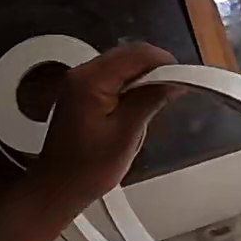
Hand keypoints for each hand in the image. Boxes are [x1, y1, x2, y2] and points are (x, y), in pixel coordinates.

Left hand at [0, 43, 181, 240]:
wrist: (58, 186)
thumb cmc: (89, 168)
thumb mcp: (126, 134)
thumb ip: (149, 100)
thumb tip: (174, 80)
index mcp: (90, 80)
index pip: (135, 54)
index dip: (164, 62)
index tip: (182, 80)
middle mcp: (82, 72)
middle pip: (128, 54)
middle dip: (155, 69)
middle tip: (174, 92)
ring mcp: (79, 80)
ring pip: (121, 64)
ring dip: (143, 77)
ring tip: (159, 100)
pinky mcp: (81, 90)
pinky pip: (112, 76)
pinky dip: (130, 84)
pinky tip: (139, 105)